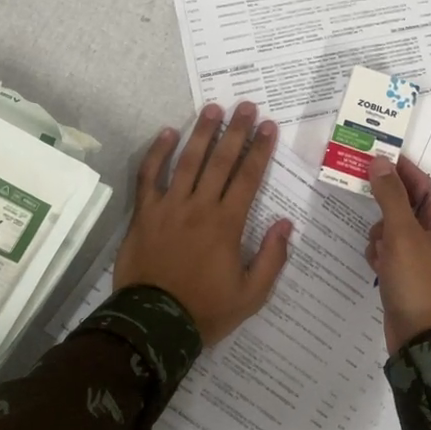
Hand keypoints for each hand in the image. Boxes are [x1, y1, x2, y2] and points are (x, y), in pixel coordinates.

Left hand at [115, 101, 292, 344]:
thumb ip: (272, 258)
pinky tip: (167, 132)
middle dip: (235, 130)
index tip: (269, 126)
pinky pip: (149, 176)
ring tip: (213, 108)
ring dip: (202, 133)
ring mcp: (169, 206)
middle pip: (221, 160)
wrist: (154, 325)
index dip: (260, 149)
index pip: (248, 177)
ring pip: (188, 161)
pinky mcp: (144, 213)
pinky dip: (157, 153)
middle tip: (245, 105)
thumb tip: (286, 224)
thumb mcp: (251, 295)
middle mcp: (199, 207)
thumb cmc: (206, 310)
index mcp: (227, 224)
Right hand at [365, 155, 430, 353]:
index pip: (424, 185)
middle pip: (406, 206)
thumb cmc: (418, 282)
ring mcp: (422, 259)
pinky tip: (377, 267)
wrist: (421, 341)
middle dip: (386, 206)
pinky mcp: (408, 276)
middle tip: (361, 192)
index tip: (377, 153)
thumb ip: (390, 195)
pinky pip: (389, 253)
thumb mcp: (402, 235)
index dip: (402, 168)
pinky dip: (380, 255)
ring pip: (393, 230)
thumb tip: (380, 161)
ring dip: (380, 234)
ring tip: (378, 249)